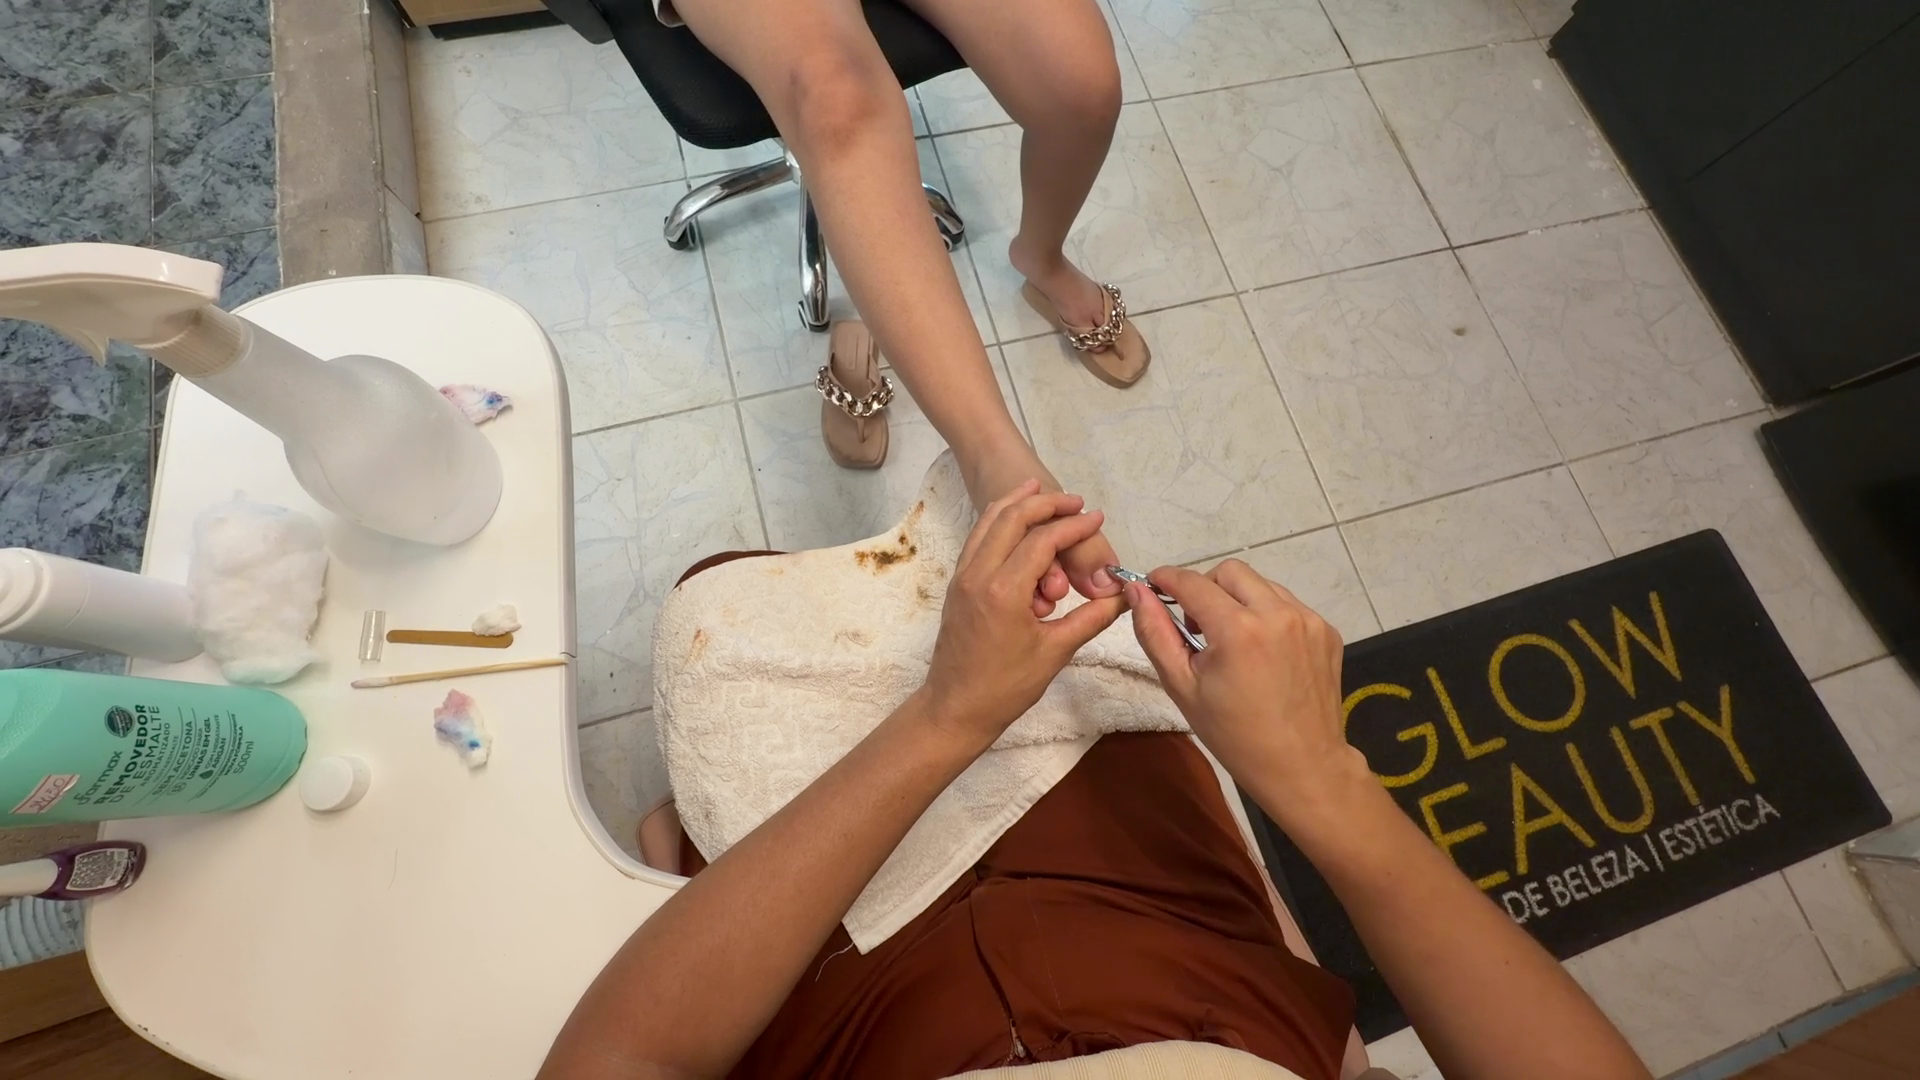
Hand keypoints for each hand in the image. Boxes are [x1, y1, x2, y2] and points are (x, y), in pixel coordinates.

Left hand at [923, 480, 1127, 748]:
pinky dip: (996, 522)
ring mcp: (962, 577)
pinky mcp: (957, 584)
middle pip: (1010, 518)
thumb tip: (1123, 596)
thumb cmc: (1006, 686)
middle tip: (1074, 500)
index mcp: (1004, 591)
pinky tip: (1011, 518)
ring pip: (987, 523)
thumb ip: (1092, 617)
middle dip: (1044, 503)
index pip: (1043, 541)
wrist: (955, 707)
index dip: (1073, 525)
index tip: (1097, 517)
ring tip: (1038, 489)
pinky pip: (977, 540)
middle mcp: (978, 574)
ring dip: (1015, 503)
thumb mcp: (1055, 651)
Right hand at [1127, 560, 1370, 827]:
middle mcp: (1276, 614)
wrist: (1302, 766)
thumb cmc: (1232, 733)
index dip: (1165, 579)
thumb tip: (1137, 590)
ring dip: (1236, 599)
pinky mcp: (1326, 630)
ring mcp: (1307, 620)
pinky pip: (1285, 603)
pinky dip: (1264, 615)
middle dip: (1204, 588)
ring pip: (1259, 584)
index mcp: (1238, 629)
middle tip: (1197, 625)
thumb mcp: (1181, 685)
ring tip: (1231, 639)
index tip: (1152, 585)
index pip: (1192, 583)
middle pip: (1228, 572)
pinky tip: (1261, 651)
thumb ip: (1155, 632)